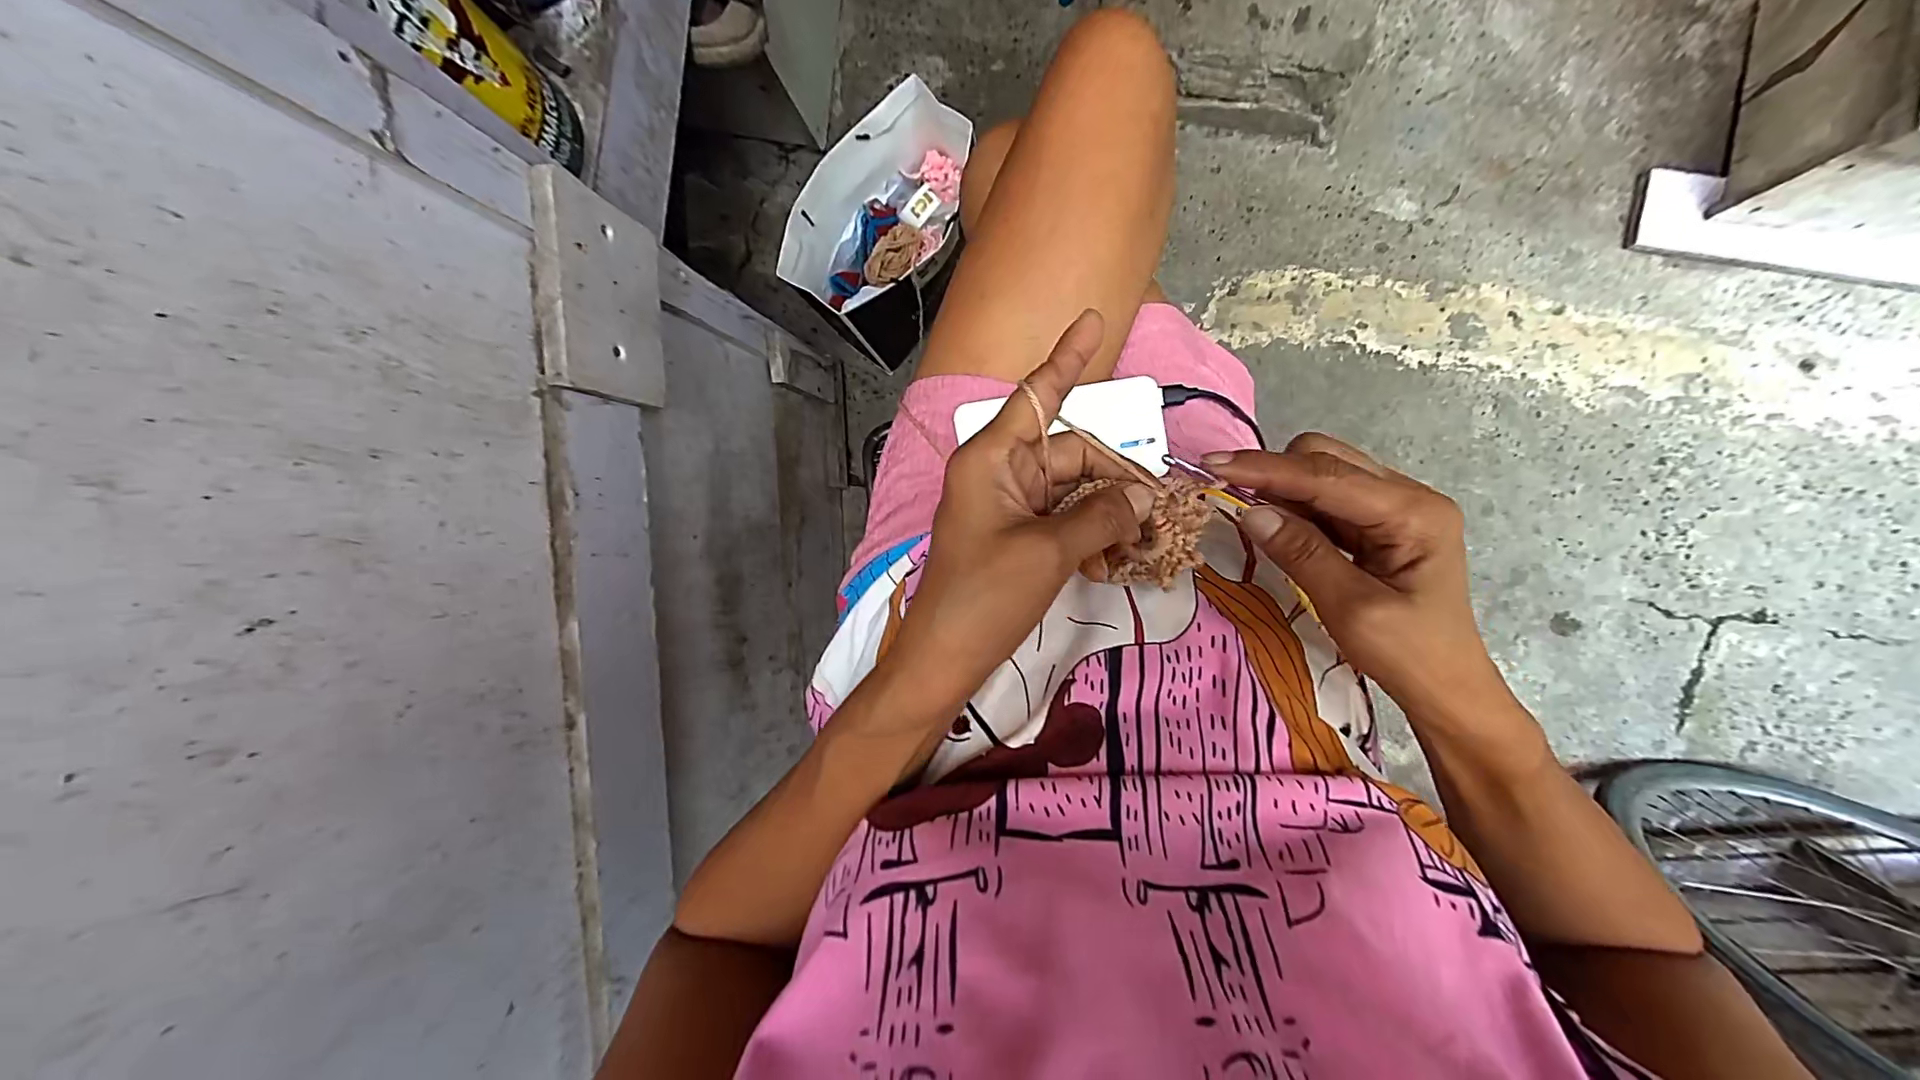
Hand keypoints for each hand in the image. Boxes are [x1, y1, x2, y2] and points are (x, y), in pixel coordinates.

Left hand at [884, 310, 1155, 718]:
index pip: (1037, 395)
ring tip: (1138, 548)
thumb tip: (1144, 498)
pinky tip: (1110, 565)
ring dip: (1109, 515)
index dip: (1066, 358)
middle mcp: (999, 471)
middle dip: (1117, 480)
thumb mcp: (1050, 553)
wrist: (946, 657)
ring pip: (1074, 491)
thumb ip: (1102, 516)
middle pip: (1072, 454)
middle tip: (1157, 513)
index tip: (1091, 319)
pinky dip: (1090, 536)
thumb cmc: (986, 598)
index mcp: (992, 458)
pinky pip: (1064, 519)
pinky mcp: (1017, 535)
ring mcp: (1008, 505)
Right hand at [1204, 434, 1514, 722]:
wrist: (1444, 686)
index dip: (1265, 469)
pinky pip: (1324, 498)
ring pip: (1321, 472)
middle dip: (1273, 473)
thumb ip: (1302, 554)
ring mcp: (1394, 507)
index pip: (1325, 476)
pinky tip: (1276, 527)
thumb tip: (1250, 512)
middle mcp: (1407, 497)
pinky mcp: (1377, 523)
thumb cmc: (1407, 654)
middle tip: (1229, 499)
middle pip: (1324, 458)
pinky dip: (1293, 507)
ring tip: (1249, 517)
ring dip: (1280, 489)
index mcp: (1413, 514)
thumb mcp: (1350, 608)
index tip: (1213, 466)